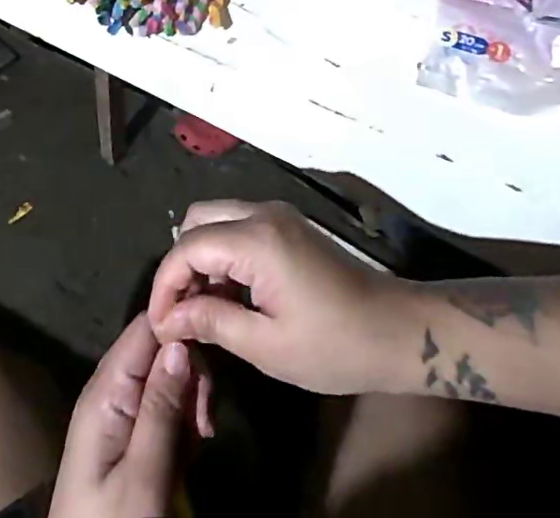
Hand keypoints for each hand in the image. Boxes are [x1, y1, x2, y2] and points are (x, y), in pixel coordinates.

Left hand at [49, 314, 194, 517]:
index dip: (180, 329)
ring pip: (171, 377)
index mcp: (106, 391)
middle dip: (192, 373)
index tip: (213, 354)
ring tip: (201, 438)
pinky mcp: (137, 432)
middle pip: (162, 349)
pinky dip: (187, 420)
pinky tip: (195, 447)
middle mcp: (113, 390)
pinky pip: (169, 406)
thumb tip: (180, 342)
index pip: (144, 328)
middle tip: (205, 419)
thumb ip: (159, 407)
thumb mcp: (140, 475)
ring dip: (193, 400)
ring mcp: (125, 411)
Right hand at [148, 200, 411, 394]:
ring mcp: (277, 215)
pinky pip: (237, 227)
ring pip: (216, 219)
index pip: (188, 247)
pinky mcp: (287, 225)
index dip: (166, 284)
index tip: (161, 324)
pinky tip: (227, 294)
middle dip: (179, 264)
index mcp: (257, 240)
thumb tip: (168, 319)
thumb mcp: (268, 346)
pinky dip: (222, 253)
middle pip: (197, 220)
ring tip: (200, 308)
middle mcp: (262, 214)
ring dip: (200, 258)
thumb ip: (212, 322)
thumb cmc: (336, 345)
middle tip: (180, 311)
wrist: (398, 330)